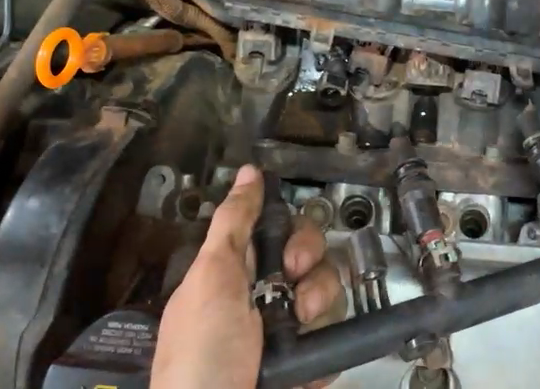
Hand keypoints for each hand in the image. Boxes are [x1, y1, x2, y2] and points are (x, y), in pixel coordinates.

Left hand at [152, 165, 344, 388]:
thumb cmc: (203, 355)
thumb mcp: (210, 278)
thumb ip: (234, 223)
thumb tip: (248, 170)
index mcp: (234, 279)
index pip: (277, 235)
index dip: (290, 231)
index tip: (287, 244)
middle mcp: (262, 303)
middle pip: (309, 259)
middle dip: (310, 263)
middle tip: (294, 281)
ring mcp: (287, 339)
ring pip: (326, 294)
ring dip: (320, 300)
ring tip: (303, 323)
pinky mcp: (308, 369)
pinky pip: (336, 341)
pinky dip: (331, 345)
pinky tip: (315, 355)